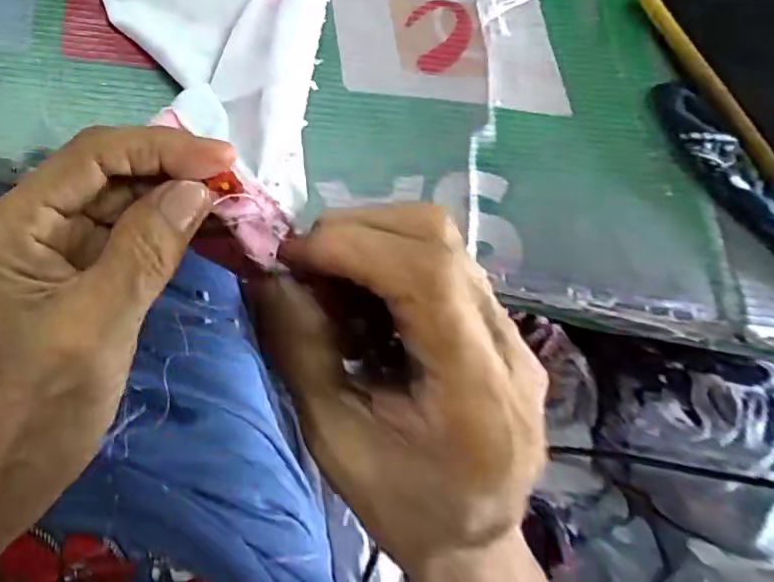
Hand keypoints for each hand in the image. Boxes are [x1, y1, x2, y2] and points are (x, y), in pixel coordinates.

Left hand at [0, 126, 235, 581]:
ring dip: (172, 193)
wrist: (13, 463)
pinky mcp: (78, 266)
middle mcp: (34, 216)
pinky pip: (124, 230)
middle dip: (168, 167)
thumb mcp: (98, 322)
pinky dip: (164, 225)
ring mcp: (56, 241)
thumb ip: (145, 249)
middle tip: (236, 178)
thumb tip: (196, 188)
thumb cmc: (44, 399)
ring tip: (233, 198)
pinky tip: (205, 224)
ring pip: (119, 196)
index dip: (157, 148)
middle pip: (106, 169)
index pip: (92, 156)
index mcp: (20, 218)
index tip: (222, 157)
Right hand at [245, 207, 547, 580]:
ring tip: (326, 282)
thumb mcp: (329, 432)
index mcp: (476, 392)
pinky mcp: (492, 321)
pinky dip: (377, 254)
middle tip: (301, 267)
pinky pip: (432, 255)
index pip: (427, 274)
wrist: (469, 542)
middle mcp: (507, 349)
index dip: (349, 246)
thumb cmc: (397, 499)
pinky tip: (355, 297)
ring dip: (361, 238)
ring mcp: (507, 331)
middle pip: (432, 236)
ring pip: (432, 235)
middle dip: (348, 232)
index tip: (289, 258)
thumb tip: (265, 272)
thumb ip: (298, 346)